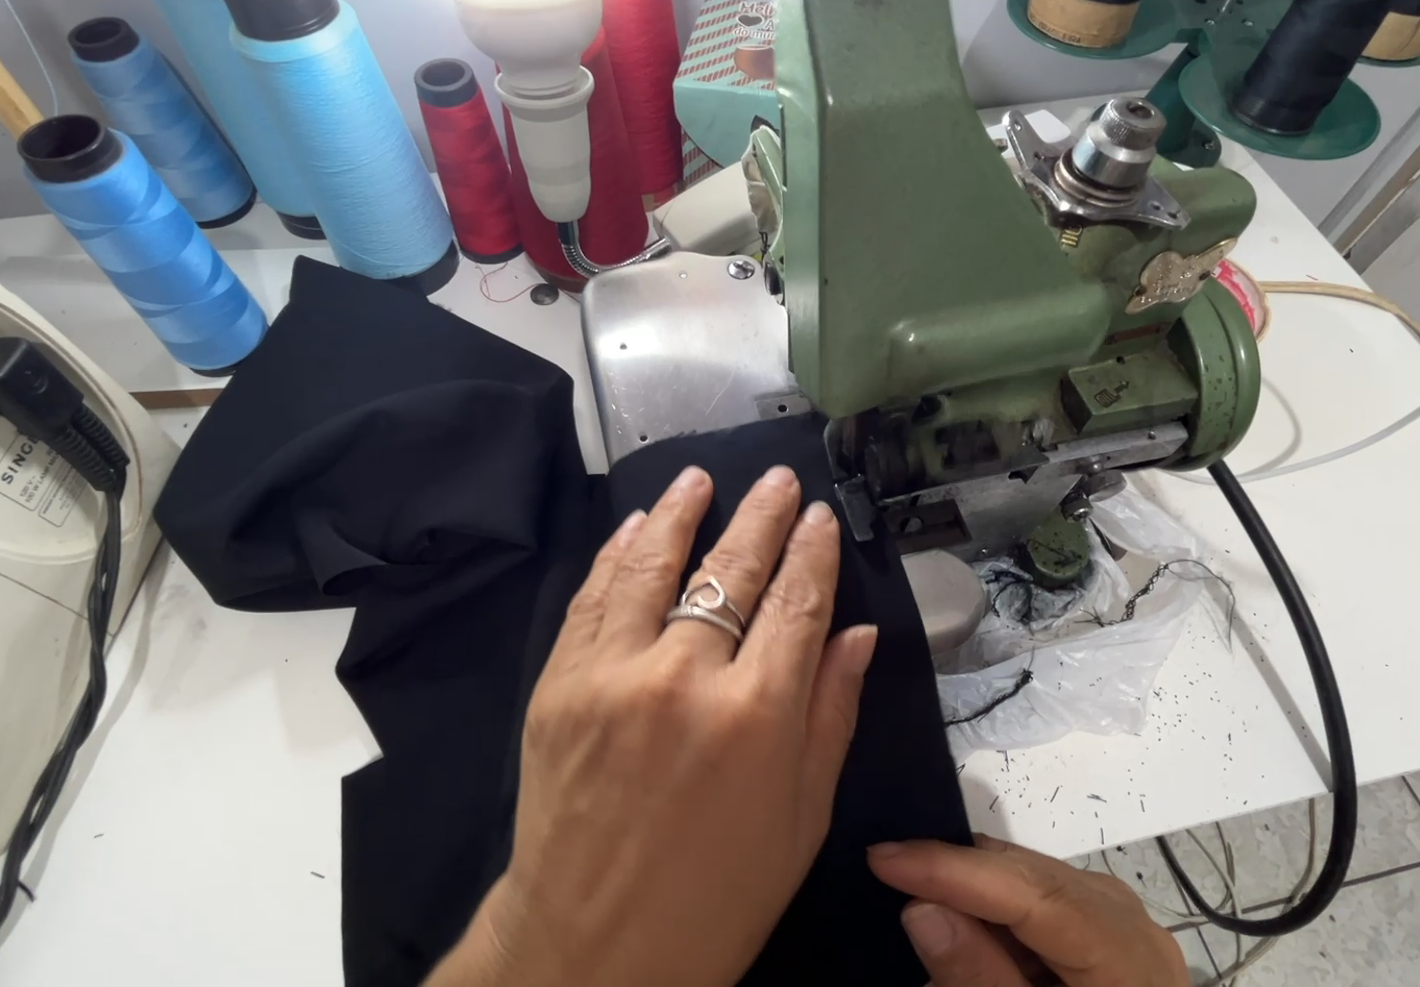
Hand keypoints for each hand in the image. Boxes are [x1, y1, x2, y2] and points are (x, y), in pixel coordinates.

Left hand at [426, 465, 878, 986]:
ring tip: (699, 478)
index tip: (819, 516)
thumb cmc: (718, 893)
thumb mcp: (802, 815)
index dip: (812, 552)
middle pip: (730, 570)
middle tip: (776, 480)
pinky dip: (617, 555)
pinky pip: (593, 598)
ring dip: (680, 513)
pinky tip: (637, 526)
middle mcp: (685, 679)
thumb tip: (860, 632)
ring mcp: (612, 674)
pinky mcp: (560, 682)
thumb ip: (832, 712)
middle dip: (760, 517)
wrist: (592, 944)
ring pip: (653, 565)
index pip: (796, 603)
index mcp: (758, 716)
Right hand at [869, 835, 1188, 986]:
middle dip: (954, 870)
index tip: (881, 857)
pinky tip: (960, 922)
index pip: (1031, 890)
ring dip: (969, 888)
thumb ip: (980, 981)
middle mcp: (1130, 925)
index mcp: (1128, 958)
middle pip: (1028, 875)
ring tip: (911, 888)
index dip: (952, 868)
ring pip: (1027, 880)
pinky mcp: (1104, 936)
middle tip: (884, 866)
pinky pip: (1037, 902)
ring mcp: (1120, 926)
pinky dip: (993, 911)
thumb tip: (920, 908)